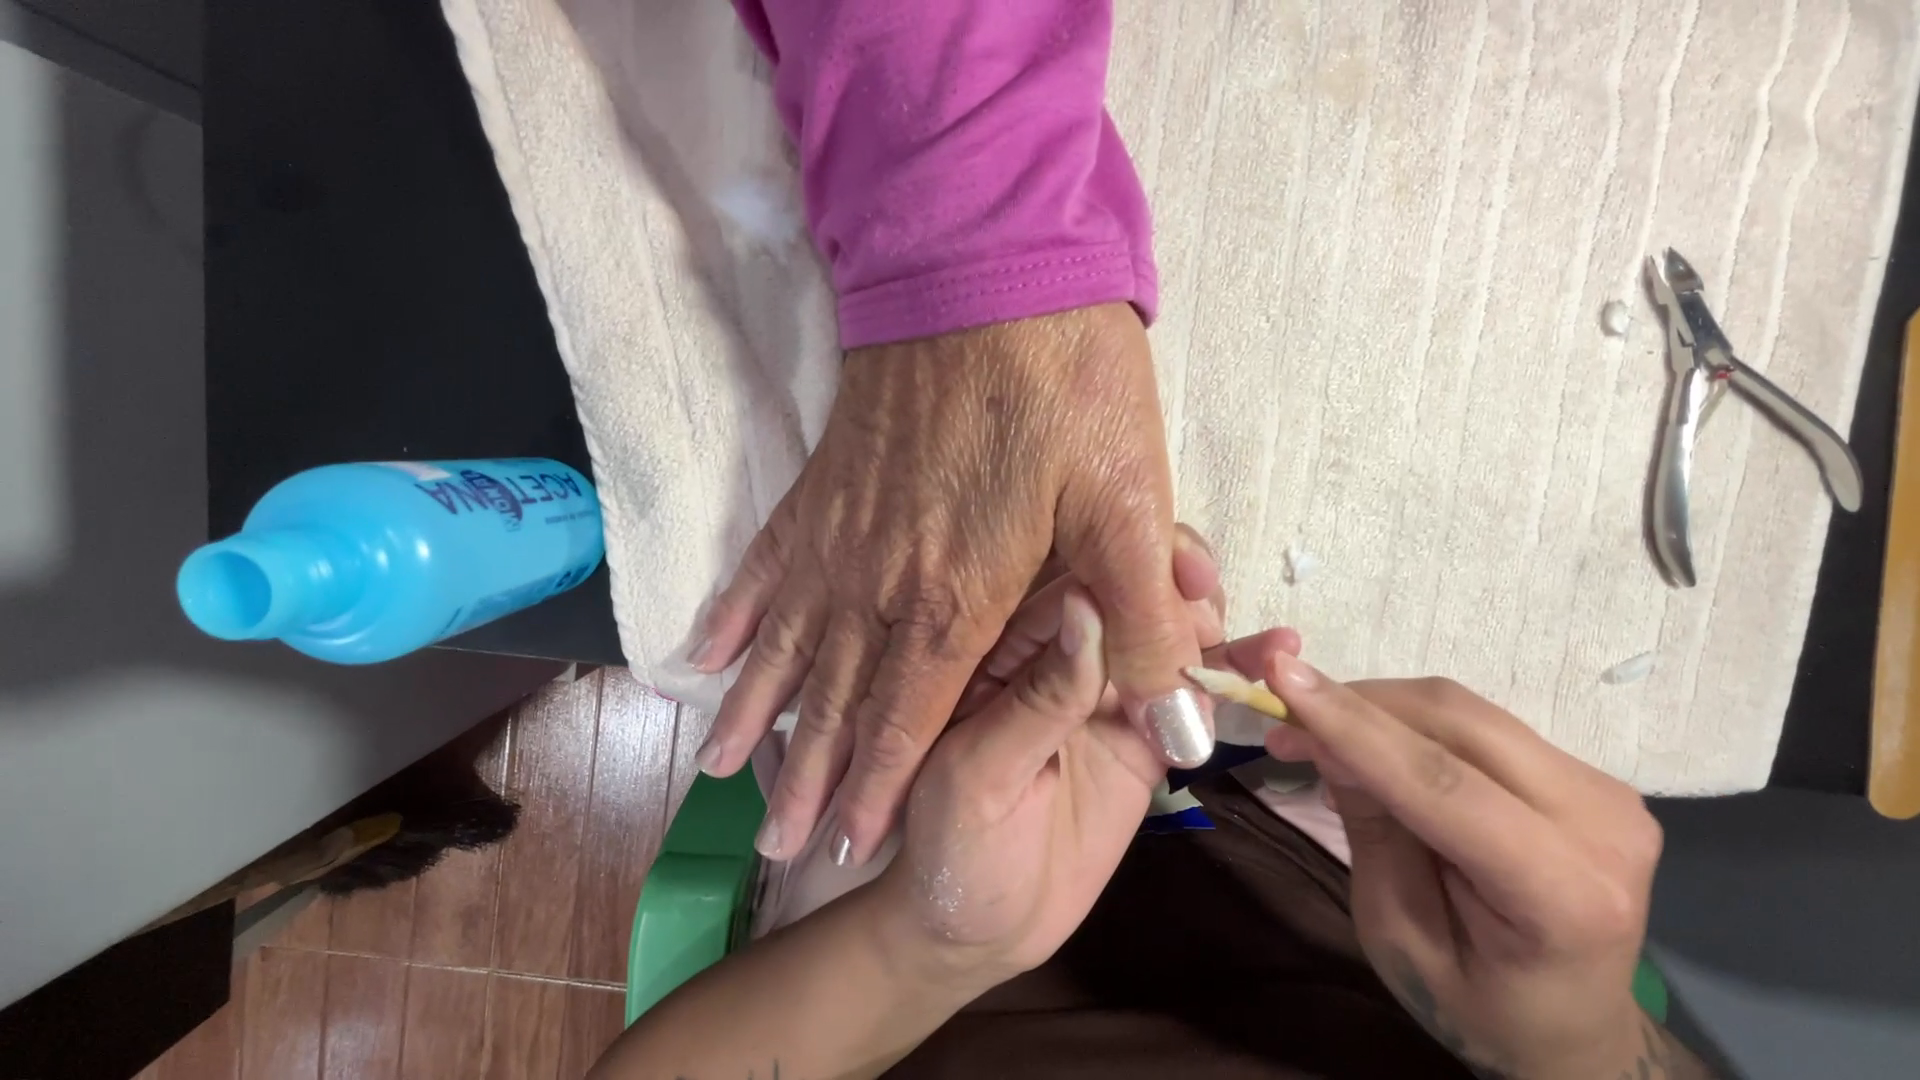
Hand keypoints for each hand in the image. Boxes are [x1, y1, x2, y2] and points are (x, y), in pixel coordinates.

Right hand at [688, 304, 1211, 865]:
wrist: (984, 268)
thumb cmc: (1065, 386)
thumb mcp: (1130, 501)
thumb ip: (1140, 619)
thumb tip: (1171, 721)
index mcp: (957, 597)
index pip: (910, 717)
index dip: (881, 785)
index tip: (848, 844)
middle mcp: (882, 580)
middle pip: (839, 696)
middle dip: (811, 775)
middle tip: (774, 844)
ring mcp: (841, 532)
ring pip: (790, 642)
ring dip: (757, 711)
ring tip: (720, 768)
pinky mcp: (823, 486)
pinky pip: (766, 564)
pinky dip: (734, 612)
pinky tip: (701, 651)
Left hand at [872, 583, 1299, 983]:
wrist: (983, 928)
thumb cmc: (954, 849)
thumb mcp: (980, 772)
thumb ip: (1037, 698)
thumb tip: (1089, 607)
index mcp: (1001, 653)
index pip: (1062, 592)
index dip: (1113, 569)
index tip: (1170, 561)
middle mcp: (1057, 659)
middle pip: (1119, 603)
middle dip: (1170, 587)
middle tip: (1212, 593)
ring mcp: (1104, 696)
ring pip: (1161, 643)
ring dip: (1209, 631)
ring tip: (1263, 638)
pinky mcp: (1141, 736)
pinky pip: (1187, 701)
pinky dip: (1227, 683)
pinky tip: (1269, 667)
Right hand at [1264, 662, 1668, 1079]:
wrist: (1573, 1029)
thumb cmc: (1475, 1000)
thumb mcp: (1398, 932)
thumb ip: (1370, 829)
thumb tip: (1323, 738)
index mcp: (1563, 892)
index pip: (1443, 784)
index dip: (1356, 726)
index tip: (1281, 675)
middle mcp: (1601, 824)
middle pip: (1457, 724)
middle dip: (1356, 704)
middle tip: (1281, 713)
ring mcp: (1603, 790)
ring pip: (1462, 709)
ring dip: (1375, 707)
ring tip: (1311, 728)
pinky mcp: (1583, 771)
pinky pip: (1475, 722)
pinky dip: (1406, 720)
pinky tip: (1366, 742)